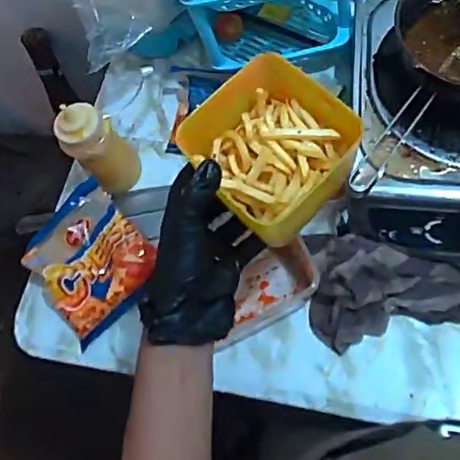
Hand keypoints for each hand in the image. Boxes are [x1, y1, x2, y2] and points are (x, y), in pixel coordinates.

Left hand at [140, 162, 261, 346]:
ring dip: (250, 207)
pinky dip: (259, 233)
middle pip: (216, 198)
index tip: (228, 145)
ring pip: (233, 219)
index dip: (206, 163)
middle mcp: (196, 225)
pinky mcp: (230, 260)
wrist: (191, 315)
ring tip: (272, 187)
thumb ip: (198, 195)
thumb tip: (212, 161)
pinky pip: (247, 242)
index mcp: (180, 213)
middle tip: (259, 164)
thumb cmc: (183, 265)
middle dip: (235, 184)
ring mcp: (213, 243)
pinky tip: (278, 221)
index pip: (192, 180)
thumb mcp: (187, 226)